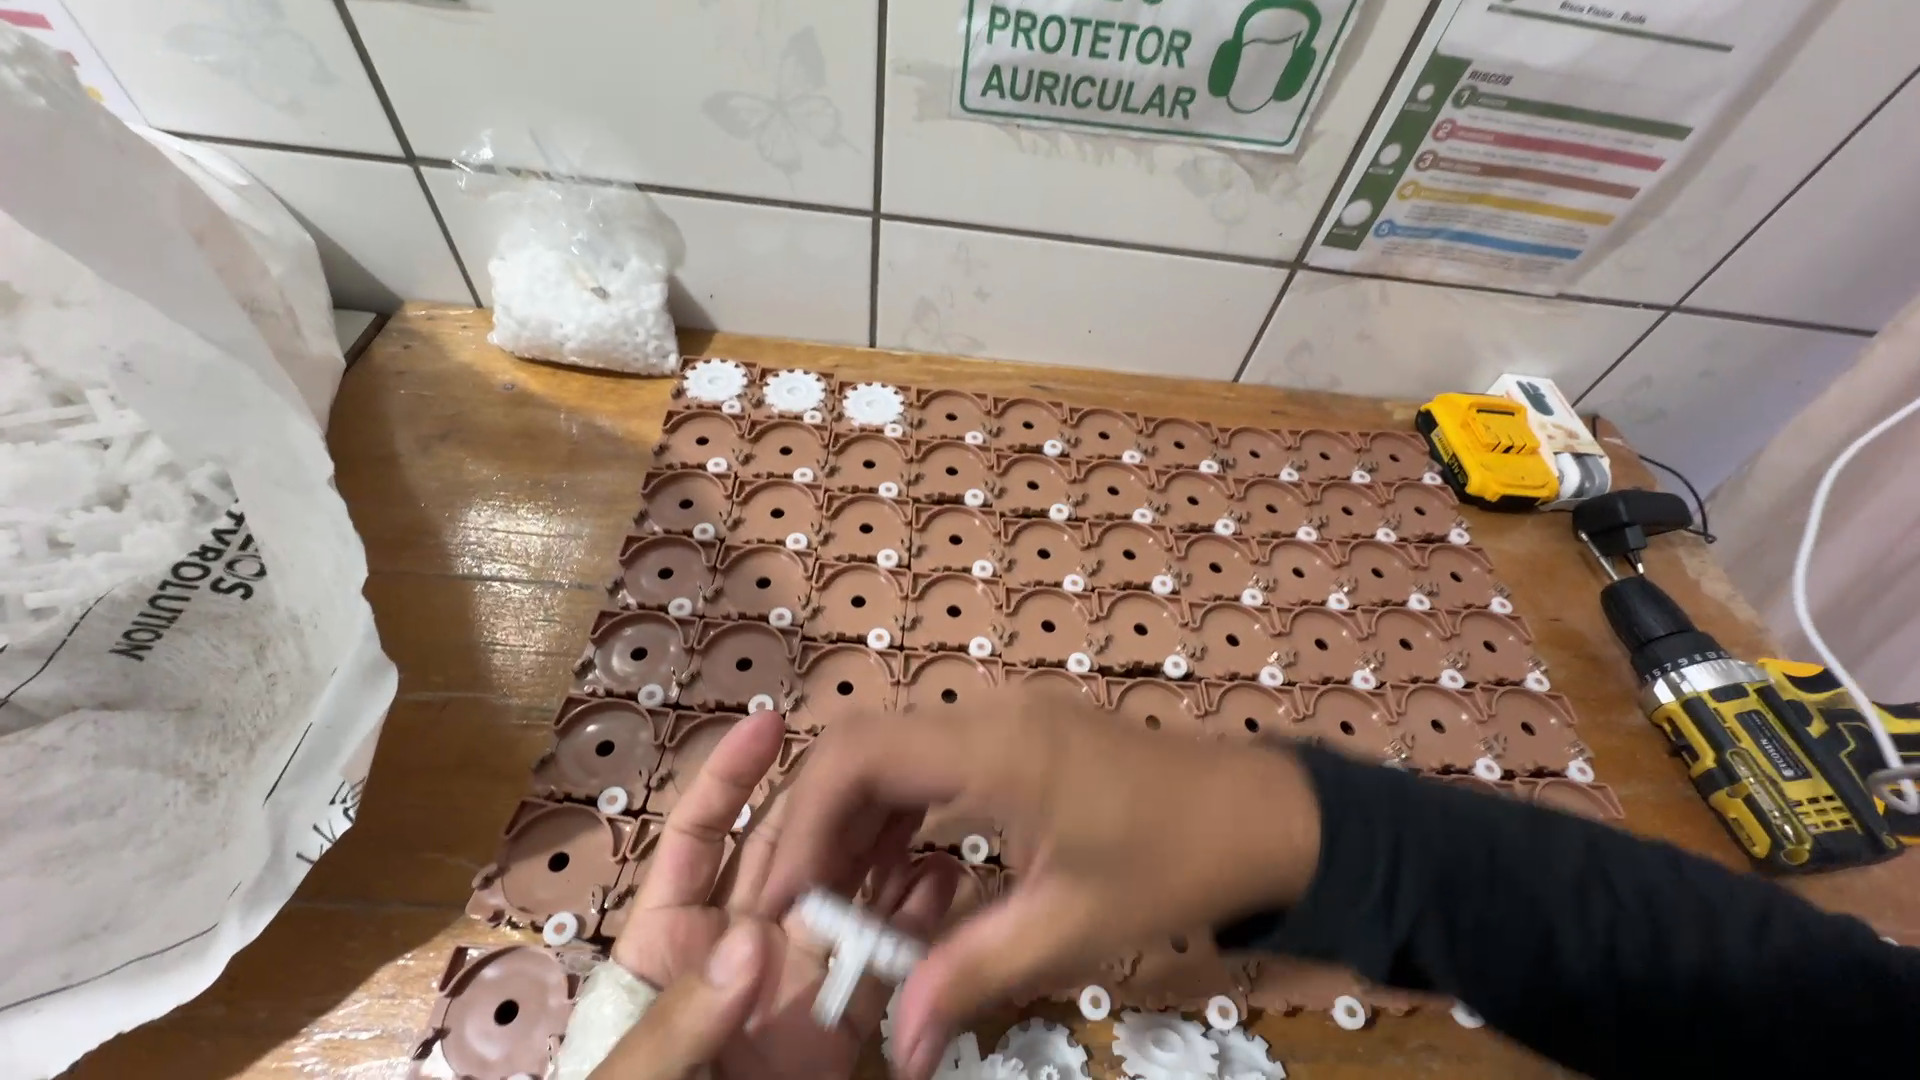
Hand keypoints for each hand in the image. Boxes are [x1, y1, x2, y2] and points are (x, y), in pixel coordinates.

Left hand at [610, 710, 958, 1079]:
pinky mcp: (837, 1031)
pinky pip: (877, 966)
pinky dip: (911, 926)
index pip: (699, 839)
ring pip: (844, 900)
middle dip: (830, 808)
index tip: (771, 724)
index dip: (728, 778)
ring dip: (882, 856)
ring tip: (930, 813)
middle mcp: (738, 950)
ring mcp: (792, 986)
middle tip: (886, 765)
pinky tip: (947, 885)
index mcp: (671, 944)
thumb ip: (680, 1021)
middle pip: (787, 855)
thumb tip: (754, 944)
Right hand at [758, 691, 1323, 1079]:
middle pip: (860, 747)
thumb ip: (973, 973)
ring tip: (835, 903)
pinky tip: (894, 872)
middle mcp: (983, 713)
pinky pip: (928, 761)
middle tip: (794, 909)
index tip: (784, 901)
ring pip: (890, 752)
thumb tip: (899, 1047)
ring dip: (854, 823)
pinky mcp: (1012, 732)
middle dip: (814, 826)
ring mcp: (998, 716)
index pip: (857, 753)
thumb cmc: (1172, 862)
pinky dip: (897, 814)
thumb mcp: (1072, 926)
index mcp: (993, 746)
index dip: (803, 822)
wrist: (1258, 811)